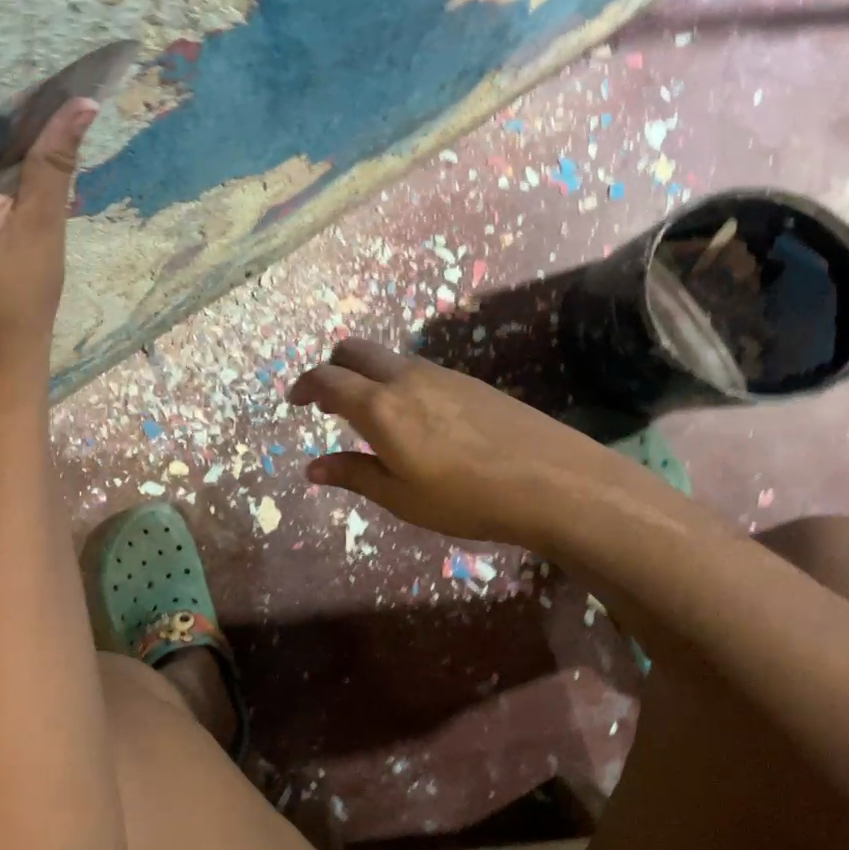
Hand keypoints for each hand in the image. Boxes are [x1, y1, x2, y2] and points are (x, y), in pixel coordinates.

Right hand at [288, 338, 673, 549]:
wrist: (552, 480)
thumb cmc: (466, 498)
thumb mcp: (401, 497)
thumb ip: (353, 475)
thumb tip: (311, 468)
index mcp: (379, 407)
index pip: (327, 379)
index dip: (304, 386)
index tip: (295, 401)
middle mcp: (404, 378)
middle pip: (354, 351)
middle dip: (332, 368)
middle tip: (327, 401)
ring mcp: (439, 374)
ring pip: (387, 358)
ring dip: (366, 374)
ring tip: (369, 413)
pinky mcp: (467, 380)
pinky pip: (416, 368)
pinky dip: (396, 381)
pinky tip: (414, 418)